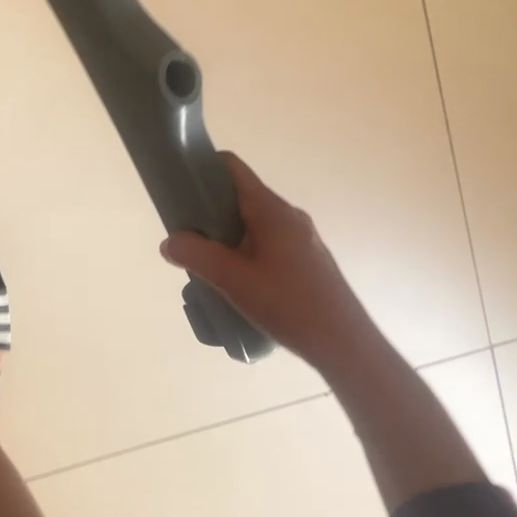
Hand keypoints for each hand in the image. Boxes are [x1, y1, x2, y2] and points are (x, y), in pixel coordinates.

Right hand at [160, 153, 379, 370]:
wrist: (347, 348)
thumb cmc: (289, 305)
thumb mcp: (232, 280)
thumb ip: (195, 255)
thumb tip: (170, 243)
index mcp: (271, 210)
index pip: (232, 167)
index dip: (202, 167)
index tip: (178, 186)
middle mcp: (289, 216)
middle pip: (239, 196)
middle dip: (208, 210)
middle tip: (188, 235)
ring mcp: (302, 238)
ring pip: (253, 223)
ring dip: (226, 235)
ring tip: (209, 264)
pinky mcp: (308, 260)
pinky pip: (267, 242)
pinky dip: (245, 251)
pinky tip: (238, 282)